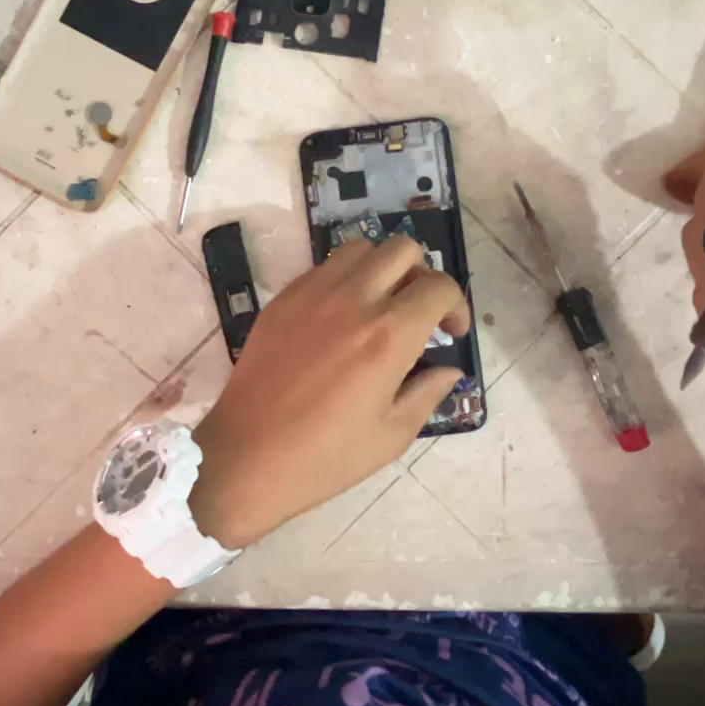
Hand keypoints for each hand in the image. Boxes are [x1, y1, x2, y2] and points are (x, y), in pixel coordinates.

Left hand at [189, 236, 470, 547]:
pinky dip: (344, 279)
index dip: (456, 304)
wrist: (248, 454)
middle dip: (421, 276)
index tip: (450, 331)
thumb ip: (428, 393)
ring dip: (380, 269)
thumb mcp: (391, 435)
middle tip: (416, 313)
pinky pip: (323, 268)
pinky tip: (340, 316)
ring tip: (378, 306)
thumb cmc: (326, 456)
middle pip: (402, 249)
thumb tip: (449, 369)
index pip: (438, 286)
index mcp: (389, 335)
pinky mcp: (283, 299)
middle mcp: (354, 299)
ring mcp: (312, 293)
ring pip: (360, 249)